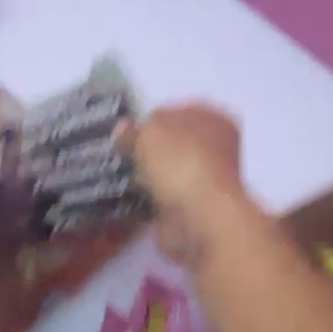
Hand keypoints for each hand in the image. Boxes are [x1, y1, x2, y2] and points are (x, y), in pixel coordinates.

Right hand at [120, 105, 258, 263]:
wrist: (197, 218)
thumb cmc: (180, 165)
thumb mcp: (149, 136)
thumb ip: (133, 130)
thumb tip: (122, 128)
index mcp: (213, 119)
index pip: (175, 112)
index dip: (149, 120)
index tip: (125, 132)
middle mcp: (214, 147)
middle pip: (172, 143)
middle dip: (147, 150)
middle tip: (118, 155)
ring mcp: (204, 179)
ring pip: (167, 171)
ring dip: (146, 175)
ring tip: (118, 176)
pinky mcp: (191, 207)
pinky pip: (163, 196)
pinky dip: (148, 198)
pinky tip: (129, 197)